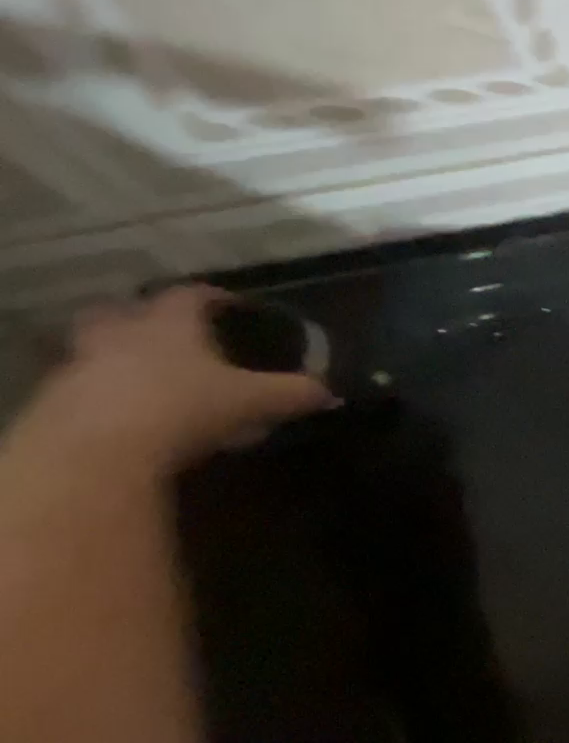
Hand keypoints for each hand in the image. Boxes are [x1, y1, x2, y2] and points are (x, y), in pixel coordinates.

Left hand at [22, 285, 334, 471]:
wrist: (89, 461)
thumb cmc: (182, 411)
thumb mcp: (253, 402)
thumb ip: (292, 393)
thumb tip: (332, 393)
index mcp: (168, 326)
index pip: (190, 294)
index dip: (213, 297)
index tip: (231, 306)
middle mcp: (117, 339)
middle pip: (117, 314)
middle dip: (139, 320)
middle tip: (170, 338)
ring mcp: (76, 374)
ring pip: (95, 357)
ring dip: (119, 366)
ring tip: (155, 390)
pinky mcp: (50, 413)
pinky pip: (80, 398)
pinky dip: (104, 405)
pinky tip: (129, 427)